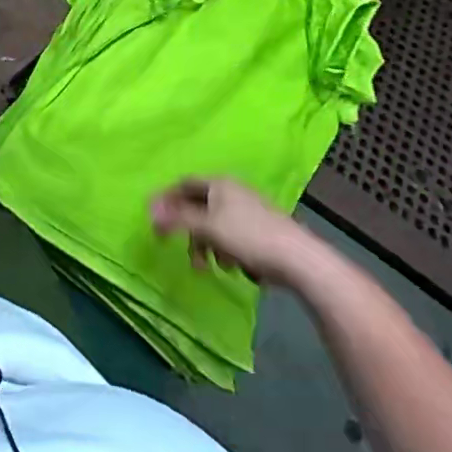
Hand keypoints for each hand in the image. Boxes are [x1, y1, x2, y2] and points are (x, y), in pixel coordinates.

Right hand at [148, 177, 320, 285]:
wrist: (301, 260)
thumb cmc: (248, 237)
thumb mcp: (206, 226)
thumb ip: (176, 218)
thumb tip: (150, 211)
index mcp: (219, 183)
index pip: (182, 185)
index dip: (166, 201)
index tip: (155, 222)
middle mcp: (233, 191)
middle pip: (198, 208)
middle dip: (190, 233)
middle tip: (186, 254)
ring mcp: (249, 210)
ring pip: (215, 225)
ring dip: (207, 246)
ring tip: (212, 267)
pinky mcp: (262, 230)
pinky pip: (232, 236)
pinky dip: (226, 250)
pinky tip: (235, 268)